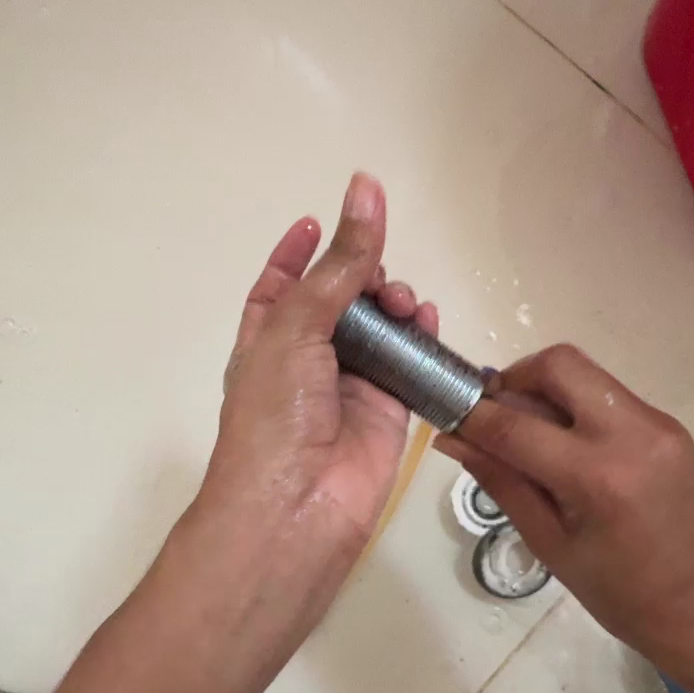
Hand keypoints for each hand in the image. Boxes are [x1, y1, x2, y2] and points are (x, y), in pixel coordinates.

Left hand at [186, 172, 437, 609]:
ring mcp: (350, 386)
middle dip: (359, 274)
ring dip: (393, 304)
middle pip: (340, 300)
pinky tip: (426, 318)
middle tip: (377, 276)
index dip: (296, 254)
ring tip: (402, 303)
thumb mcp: (296, 325)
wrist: (297, 505)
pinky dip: (420, 337)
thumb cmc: (277, 412)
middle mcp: (308, 360)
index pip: (279, 286)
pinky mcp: (389, 411)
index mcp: (267, 339)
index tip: (315, 222)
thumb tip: (364, 187)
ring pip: (380, 329)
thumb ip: (339, 262)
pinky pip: (409, 363)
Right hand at [436, 345, 693, 683]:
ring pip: (584, 374)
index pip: (515, 424)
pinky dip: (571, 407)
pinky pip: (606, 396)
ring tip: (522, 434)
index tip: (444, 412)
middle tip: (491, 414)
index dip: (471, 414)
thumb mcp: (547, 542)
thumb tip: (452, 439)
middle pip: (559, 364)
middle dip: (512, 378)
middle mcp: (633, 434)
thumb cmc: (618, 592)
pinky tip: (560, 446)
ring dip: (542, 391)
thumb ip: (500, 481)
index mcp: (598, 477)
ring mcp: (657, 424)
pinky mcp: (667, 425)